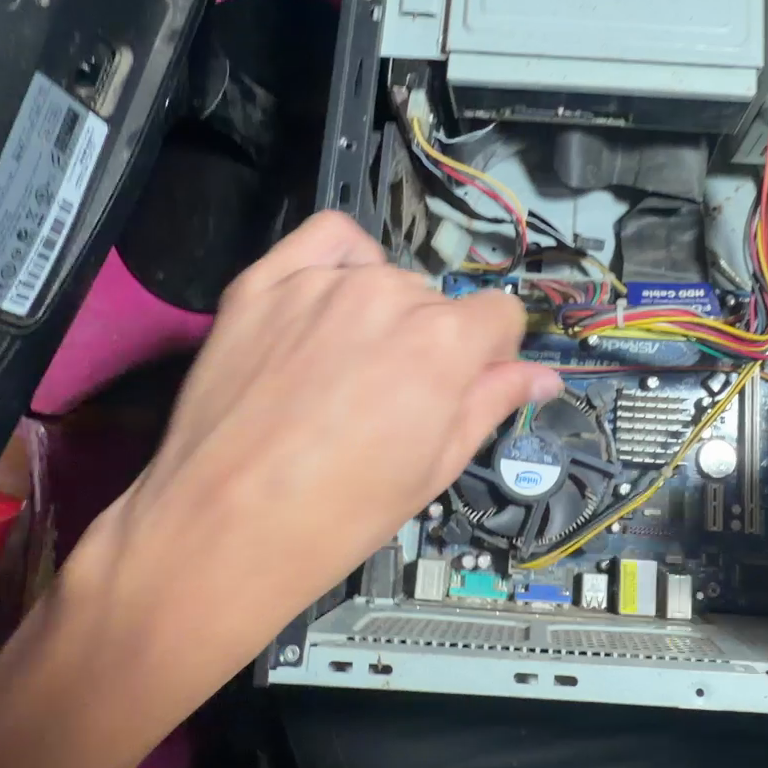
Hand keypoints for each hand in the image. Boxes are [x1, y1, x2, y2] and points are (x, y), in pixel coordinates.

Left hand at [62, 212, 559, 721]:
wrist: (224, 528)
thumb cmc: (342, 513)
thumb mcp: (436, 466)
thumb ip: (493, 402)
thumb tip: (542, 376)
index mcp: (445, 342)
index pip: (500, 313)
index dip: (493, 352)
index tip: (470, 382)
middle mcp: (389, 295)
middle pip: (439, 301)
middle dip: (435, 340)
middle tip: (396, 395)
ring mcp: (321, 284)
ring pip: (386, 277)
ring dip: (387, 312)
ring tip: (350, 365)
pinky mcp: (264, 283)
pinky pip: (326, 239)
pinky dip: (345, 258)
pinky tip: (336, 295)